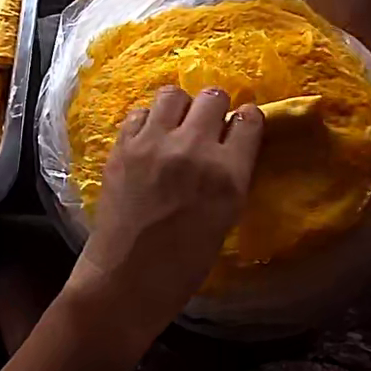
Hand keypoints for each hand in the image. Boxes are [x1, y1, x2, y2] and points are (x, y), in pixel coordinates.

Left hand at [73, 85, 264, 335]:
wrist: (126, 276)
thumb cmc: (183, 262)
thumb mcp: (225, 216)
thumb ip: (229, 175)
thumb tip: (227, 144)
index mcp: (228, 174)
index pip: (249, 120)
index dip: (245, 120)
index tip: (238, 125)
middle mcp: (192, 149)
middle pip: (212, 96)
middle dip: (213, 106)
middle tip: (205, 124)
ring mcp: (152, 144)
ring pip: (172, 94)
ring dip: (178, 107)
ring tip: (174, 126)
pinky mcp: (121, 147)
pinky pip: (138, 112)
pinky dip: (146, 121)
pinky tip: (147, 140)